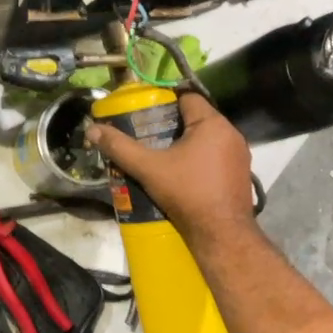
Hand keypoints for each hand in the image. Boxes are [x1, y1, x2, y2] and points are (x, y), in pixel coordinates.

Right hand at [87, 92, 257, 246]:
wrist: (221, 234)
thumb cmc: (187, 193)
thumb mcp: (148, 168)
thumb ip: (120, 147)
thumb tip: (93, 130)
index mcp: (213, 124)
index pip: (188, 98)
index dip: (164, 101)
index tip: (144, 111)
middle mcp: (231, 135)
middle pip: (196, 118)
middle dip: (170, 124)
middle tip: (145, 133)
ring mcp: (238, 156)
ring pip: (205, 139)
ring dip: (183, 143)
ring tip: (158, 153)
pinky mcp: (239, 174)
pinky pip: (214, 156)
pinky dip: (196, 158)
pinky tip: (178, 173)